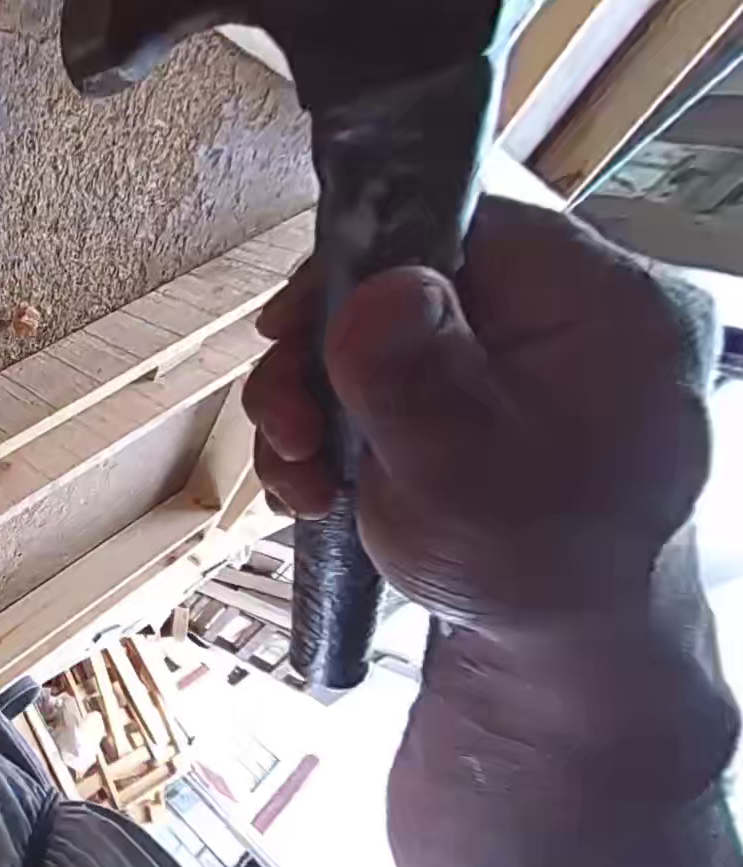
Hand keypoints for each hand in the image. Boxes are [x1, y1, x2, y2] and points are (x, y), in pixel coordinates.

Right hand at [244, 197, 718, 635]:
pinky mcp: (426, 409)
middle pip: (374, 301)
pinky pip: (338, 401)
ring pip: (340, 358)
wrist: (535, 634)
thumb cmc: (527, 560)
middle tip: (288, 440)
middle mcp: (528, 327)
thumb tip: (373, 291)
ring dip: (295, 421)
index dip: (357, 266)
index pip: (458, 232)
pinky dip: (305, 446)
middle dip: (305, 374)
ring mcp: (471, 370)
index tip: (280, 328)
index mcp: (587, 310)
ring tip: (303, 485)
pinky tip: (311, 490)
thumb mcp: (467, 473)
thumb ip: (422, 382)